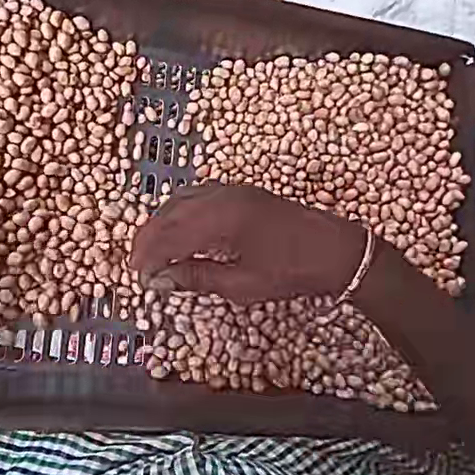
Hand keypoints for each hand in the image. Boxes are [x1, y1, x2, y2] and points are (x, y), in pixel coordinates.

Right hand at [128, 184, 367, 303]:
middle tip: (137, 265)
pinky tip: (176, 230)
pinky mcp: (240, 192)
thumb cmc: (292, 271)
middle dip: (148, 239)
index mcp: (221, 218)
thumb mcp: (243, 284)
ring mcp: (231, 190)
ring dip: (161, 224)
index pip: (169, 236)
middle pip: (169, 214)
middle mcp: (222, 196)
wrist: (336, 250)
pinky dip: (179, 213)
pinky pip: (197, 195)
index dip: (149, 257)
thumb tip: (161, 280)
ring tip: (151, 250)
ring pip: (180, 201)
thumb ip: (198, 278)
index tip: (139, 278)